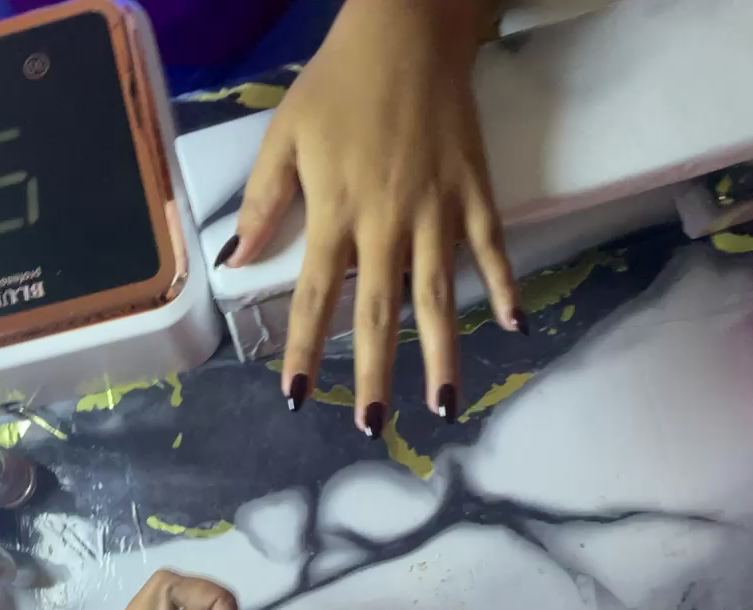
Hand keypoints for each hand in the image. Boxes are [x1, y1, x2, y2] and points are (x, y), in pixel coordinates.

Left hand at [220, 0, 518, 435]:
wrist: (409, 24)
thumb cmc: (339, 84)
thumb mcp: (285, 136)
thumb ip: (263, 203)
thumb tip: (237, 262)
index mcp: (336, 213)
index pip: (315, 298)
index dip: (303, 351)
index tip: (297, 398)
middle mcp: (387, 223)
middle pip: (379, 314)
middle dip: (375, 375)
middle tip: (374, 426)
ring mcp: (437, 211)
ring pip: (438, 296)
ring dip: (442, 355)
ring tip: (445, 406)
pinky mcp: (476, 192)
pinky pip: (492, 248)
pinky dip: (505, 286)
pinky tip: (515, 326)